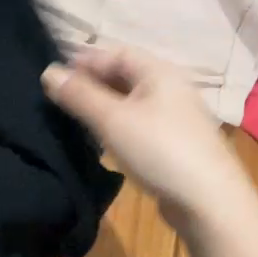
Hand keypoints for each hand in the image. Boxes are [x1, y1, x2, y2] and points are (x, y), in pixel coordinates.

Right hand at [41, 46, 255, 227]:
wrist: (210, 203)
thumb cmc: (159, 150)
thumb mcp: (111, 119)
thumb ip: (78, 94)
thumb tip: (47, 71)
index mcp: (160, 73)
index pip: (116, 53)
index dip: (84, 61)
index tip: (55, 78)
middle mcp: (171, 89)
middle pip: (124, 76)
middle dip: (91, 84)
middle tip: (59, 99)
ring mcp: (176, 117)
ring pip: (130, 101)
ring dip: (102, 106)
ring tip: (74, 120)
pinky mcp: (175, 144)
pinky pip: (139, 123)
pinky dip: (117, 125)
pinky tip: (102, 141)